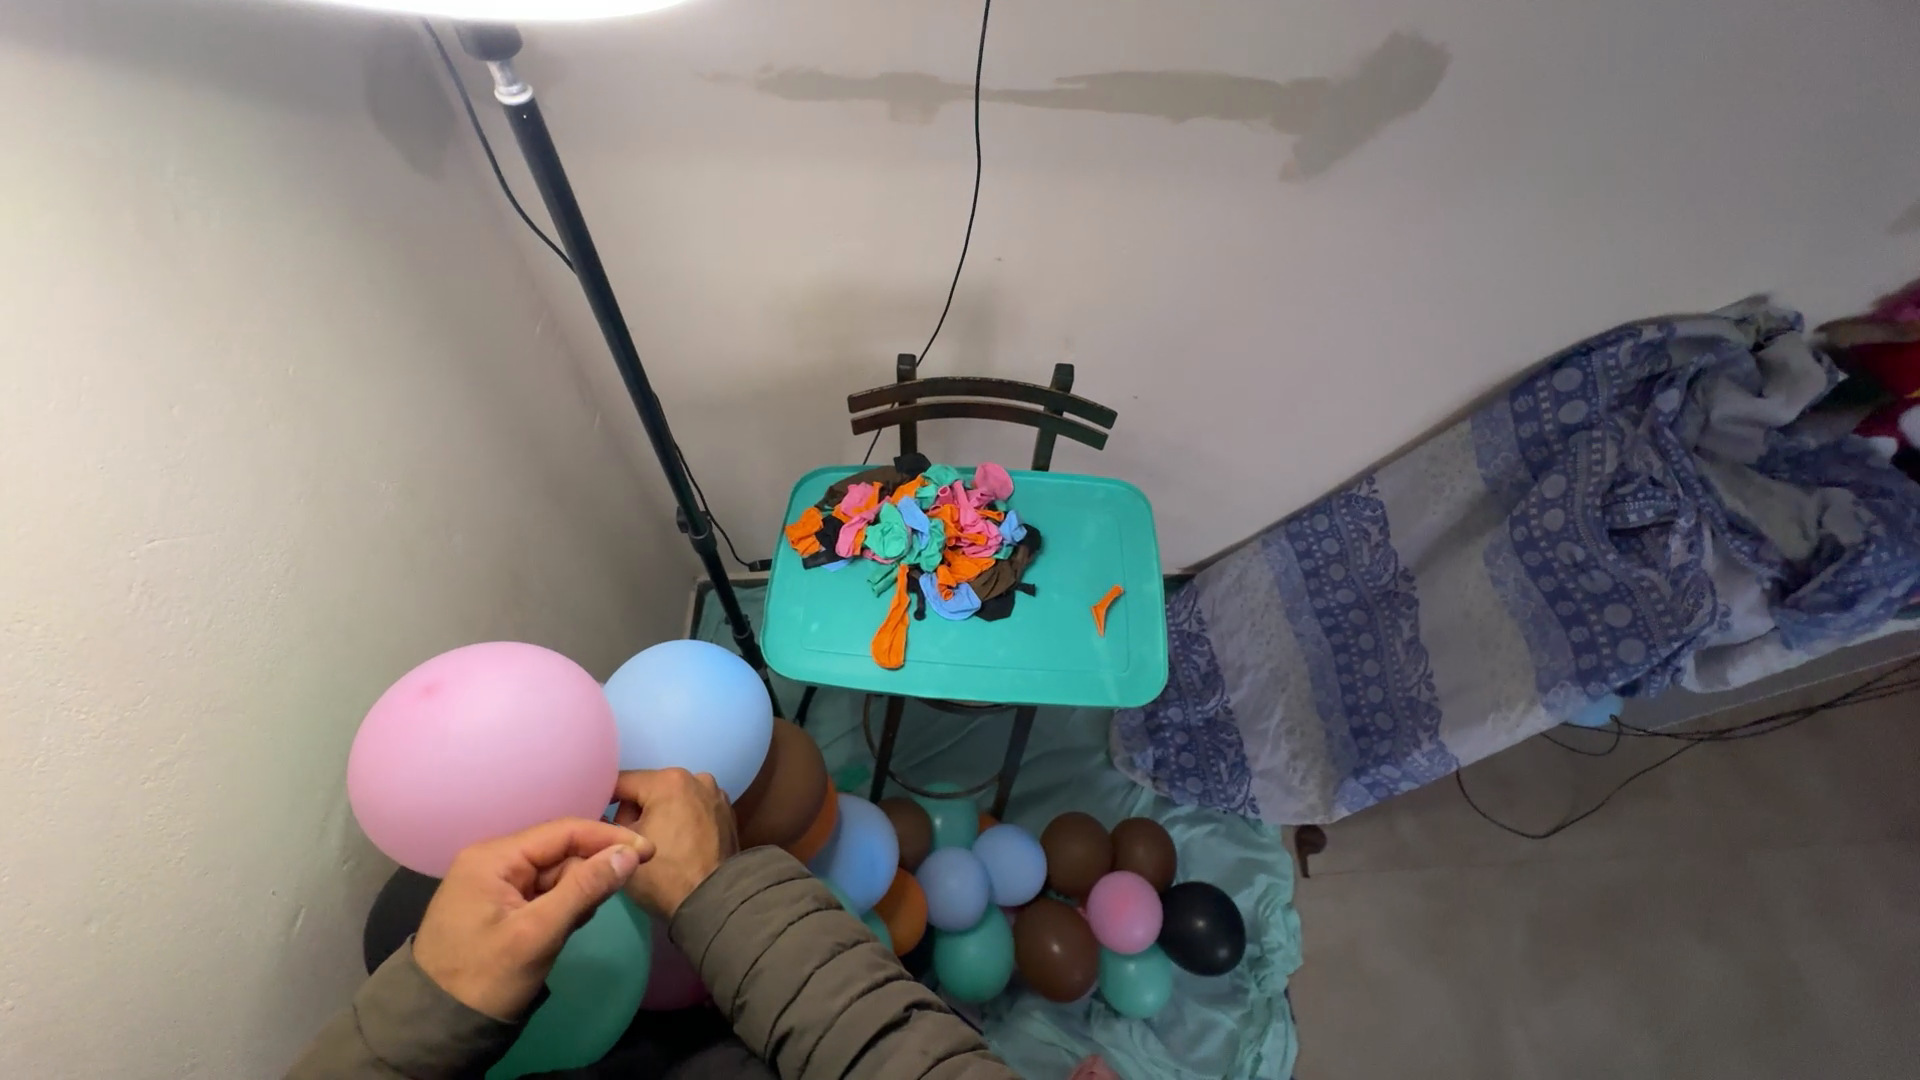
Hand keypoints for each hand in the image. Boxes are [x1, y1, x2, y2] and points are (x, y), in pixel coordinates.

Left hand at [411, 818, 653, 1020]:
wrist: (432, 1035)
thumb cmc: (483, 980)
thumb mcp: (538, 934)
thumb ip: (585, 888)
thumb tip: (632, 852)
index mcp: (494, 857)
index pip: (565, 831)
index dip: (610, 838)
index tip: (649, 850)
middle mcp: (494, 860)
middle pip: (563, 849)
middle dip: (592, 869)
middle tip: (617, 893)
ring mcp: (496, 882)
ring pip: (558, 870)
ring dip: (579, 890)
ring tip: (579, 921)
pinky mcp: (502, 904)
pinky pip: (547, 889)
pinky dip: (566, 903)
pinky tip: (568, 924)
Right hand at [611, 768, 738, 918]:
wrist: (714, 898)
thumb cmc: (663, 873)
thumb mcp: (622, 847)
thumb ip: (611, 822)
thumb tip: (610, 816)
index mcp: (669, 780)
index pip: (622, 781)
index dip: (603, 799)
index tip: (594, 819)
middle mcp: (697, 778)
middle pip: (650, 788)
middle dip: (636, 809)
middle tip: (627, 840)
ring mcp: (716, 793)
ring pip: (674, 798)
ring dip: (661, 813)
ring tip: (655, 844)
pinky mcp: (727, 811)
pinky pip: (694, 808)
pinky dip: (683, 819)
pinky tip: (679, 843)